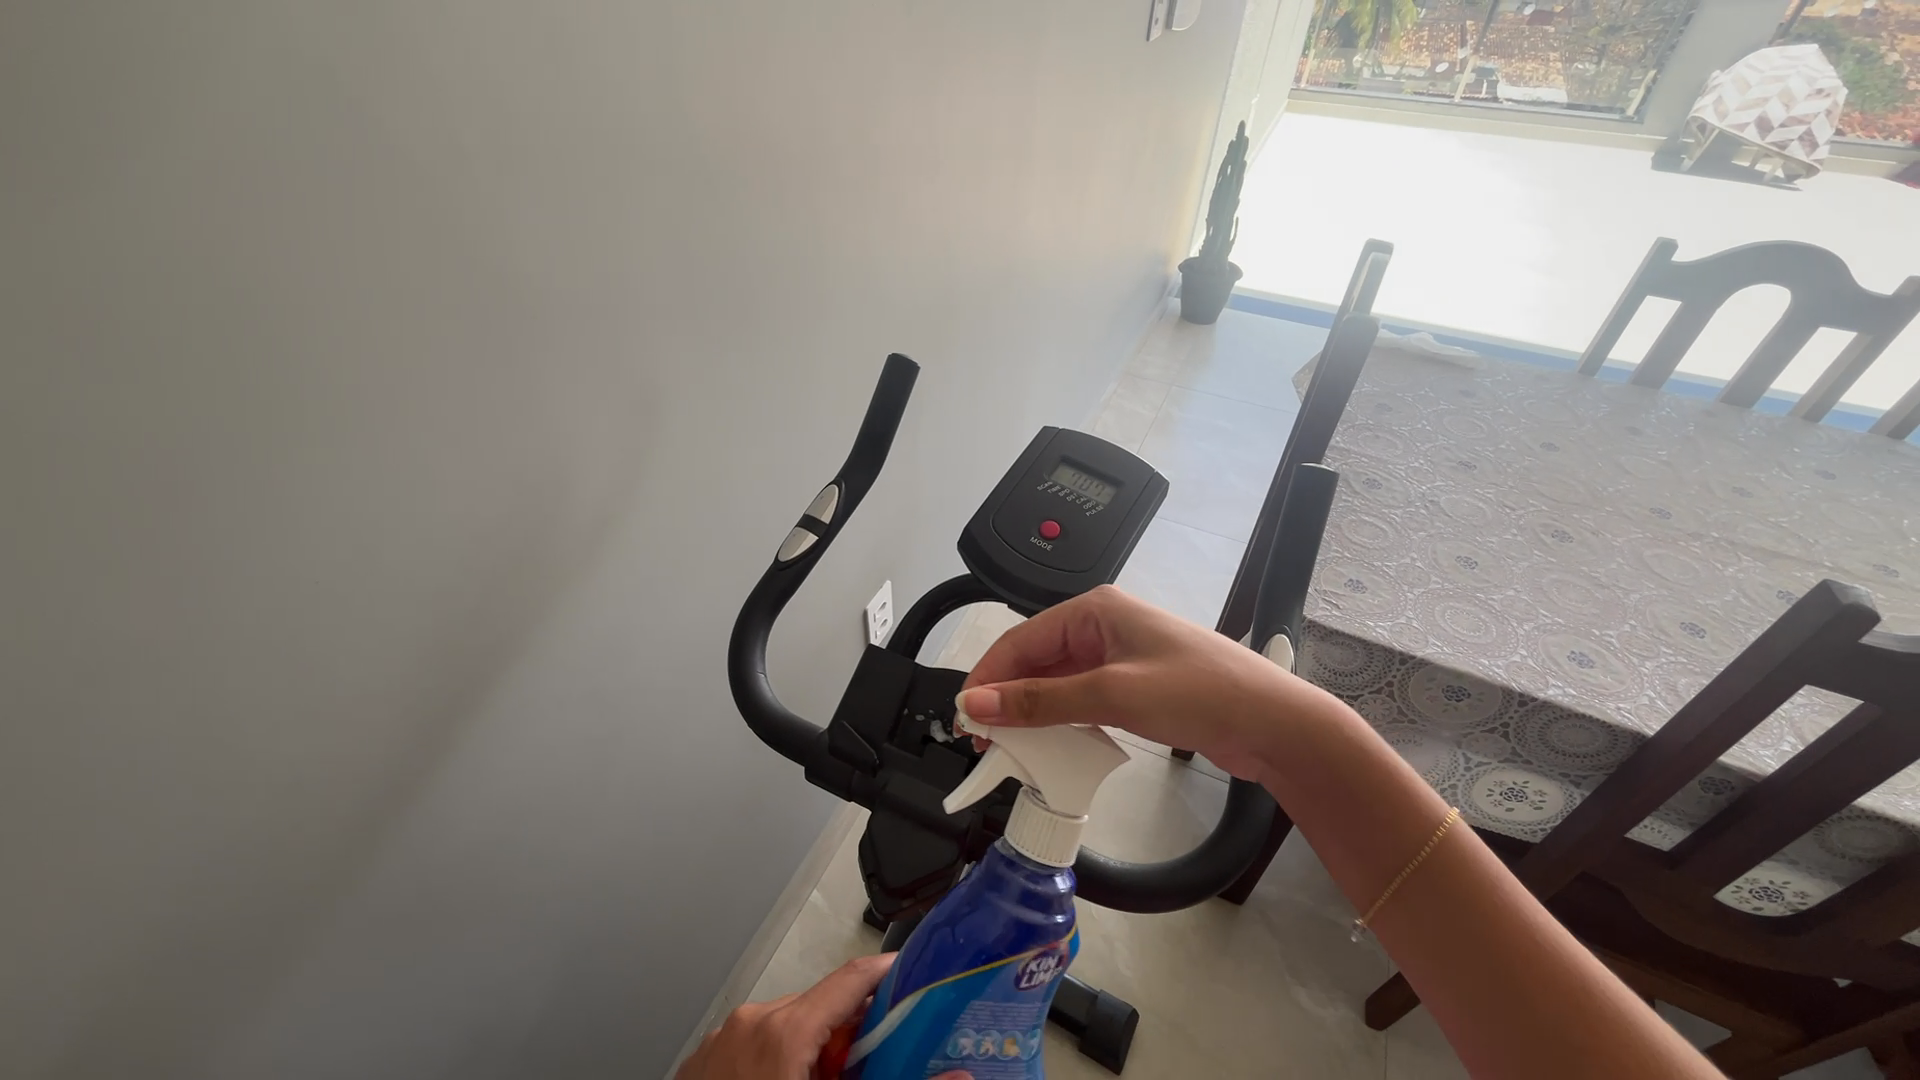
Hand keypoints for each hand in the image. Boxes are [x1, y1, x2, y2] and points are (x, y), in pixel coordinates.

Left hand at [675, 954, 969, 1079]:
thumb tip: (958, 1079)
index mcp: (786, 1031)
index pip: (854, 978)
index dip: (891, 973)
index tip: (920, 977)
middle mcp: (753, 1022)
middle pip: (823, 1006)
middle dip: (852, 1033)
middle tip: (874, 1064)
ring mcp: (723, 1039)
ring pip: (789, 1025)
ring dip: (812, 1050)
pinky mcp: (704, 1058)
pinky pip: (754, 1043)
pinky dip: (776, 1060)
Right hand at [958, 585, 1334, 781]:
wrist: (1273, 723)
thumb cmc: (1197, 693)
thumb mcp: (1112, 694)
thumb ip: (1041, 700)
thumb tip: (977, 703)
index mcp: (1094, 610)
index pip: (1021, 639)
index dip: (987, 677)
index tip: (964, 717)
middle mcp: (1101, 627)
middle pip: (1035, 661)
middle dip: (1006, 698)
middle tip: (983, 742)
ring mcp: (1117, 658)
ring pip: (1055, 683)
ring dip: (1031, 713)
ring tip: (1008, 749)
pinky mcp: (1131, 687)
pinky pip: (1079, 700)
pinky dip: (1060, 722)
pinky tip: (1049, 746)